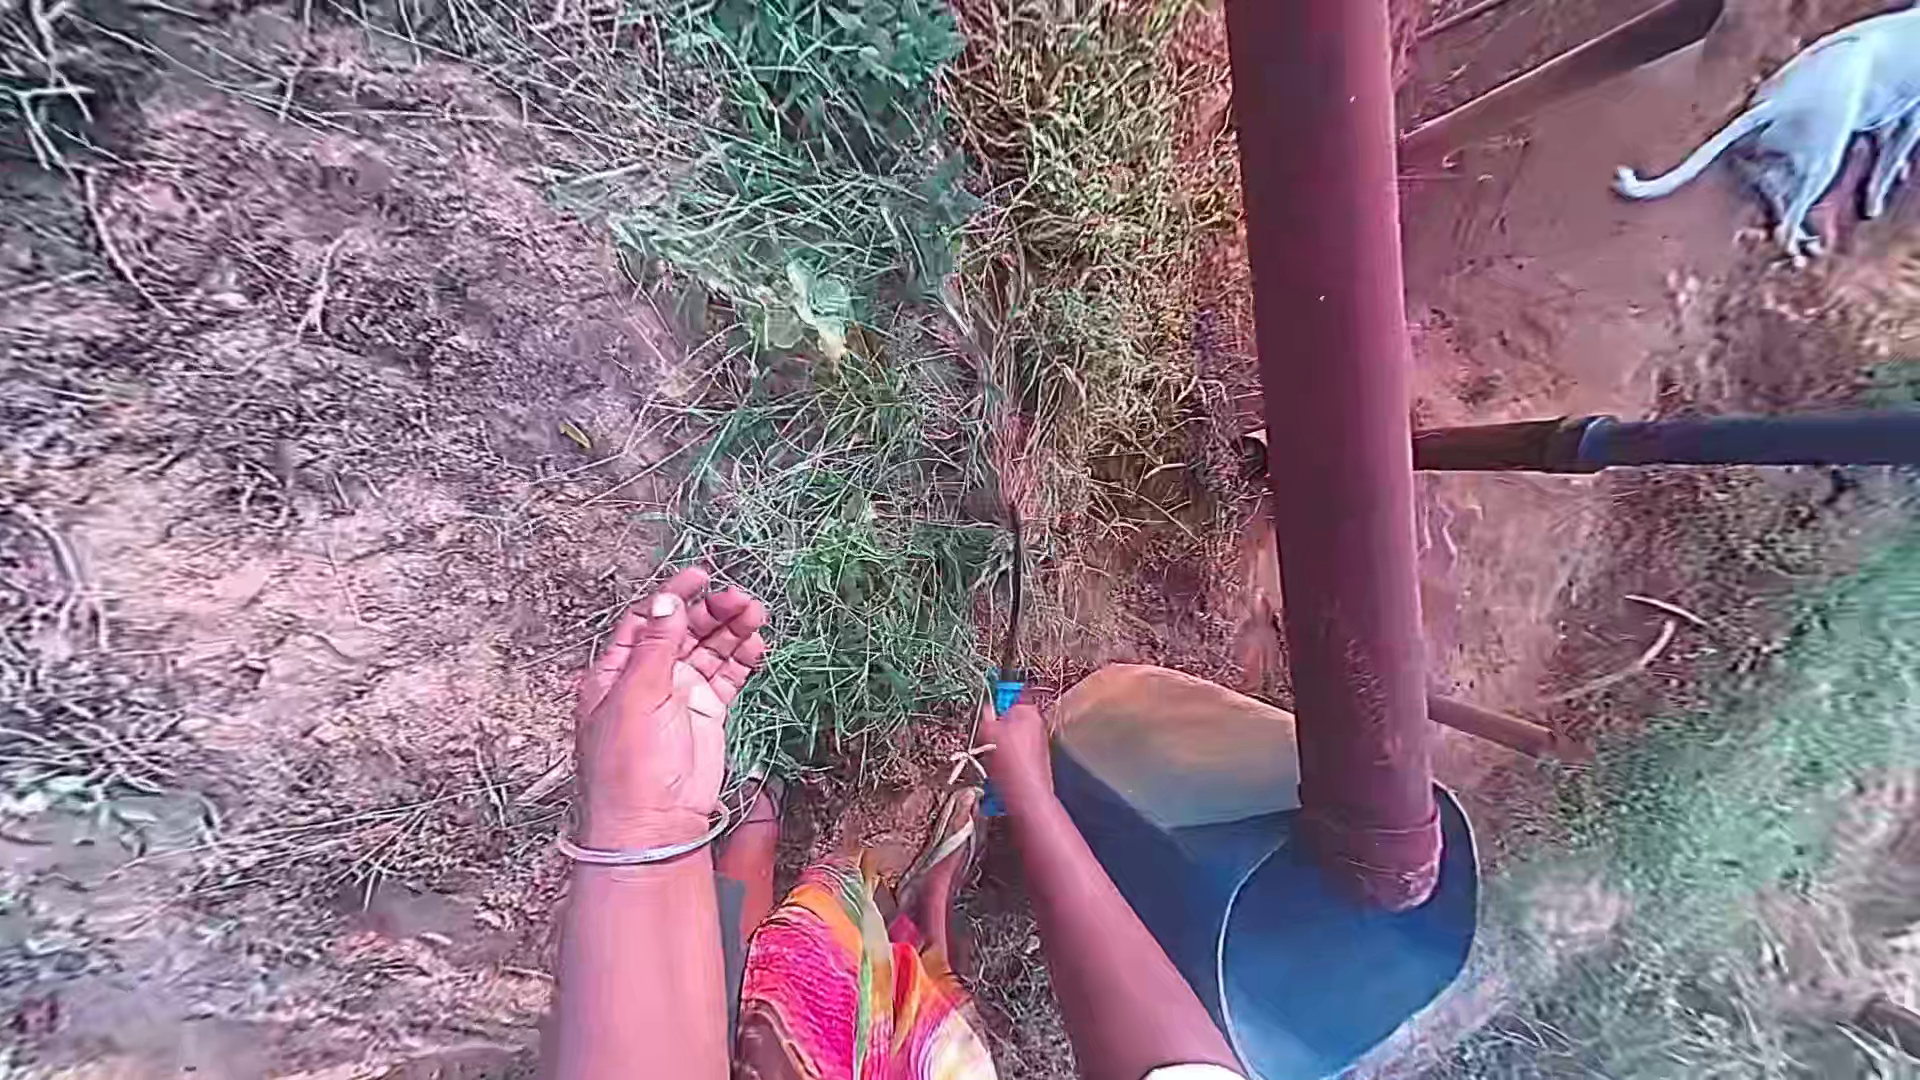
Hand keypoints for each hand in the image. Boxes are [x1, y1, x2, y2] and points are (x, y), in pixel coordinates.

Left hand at [573, 567, 768, 848]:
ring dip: (733, 630)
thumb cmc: (632, 763)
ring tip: (756, 615)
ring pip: (711, 649)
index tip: (701, 575)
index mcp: (618, 671)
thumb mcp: (636, 696)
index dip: (673, 595)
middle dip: (713, 612)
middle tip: (741, 599)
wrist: (656, 823)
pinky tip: (756, 646)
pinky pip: (729, 674)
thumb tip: (666, 602)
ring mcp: (682, 693)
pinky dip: (743, 658)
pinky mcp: (709, 709)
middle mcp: (650, 677)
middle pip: (686, 630)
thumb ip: (656, 646)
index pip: (648, 620)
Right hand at [976, 697, 1053, 812]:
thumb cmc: (1011, 763)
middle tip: (984, 737)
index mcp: (1028, 711)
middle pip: (1008, 719)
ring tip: (989, 757)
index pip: (1009, 695)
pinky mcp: (1035, 762)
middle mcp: (1036, 725)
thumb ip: (986, 714)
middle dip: (994, 728)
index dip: (994, 702)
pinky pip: (1014, 754)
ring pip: (1009, 738)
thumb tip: (985, 708)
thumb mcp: (987, 731)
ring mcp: (1038, 744)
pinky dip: (1005, 759)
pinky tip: (998, 770)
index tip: (986, 708)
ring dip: (997, 746)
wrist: (1025, 796)